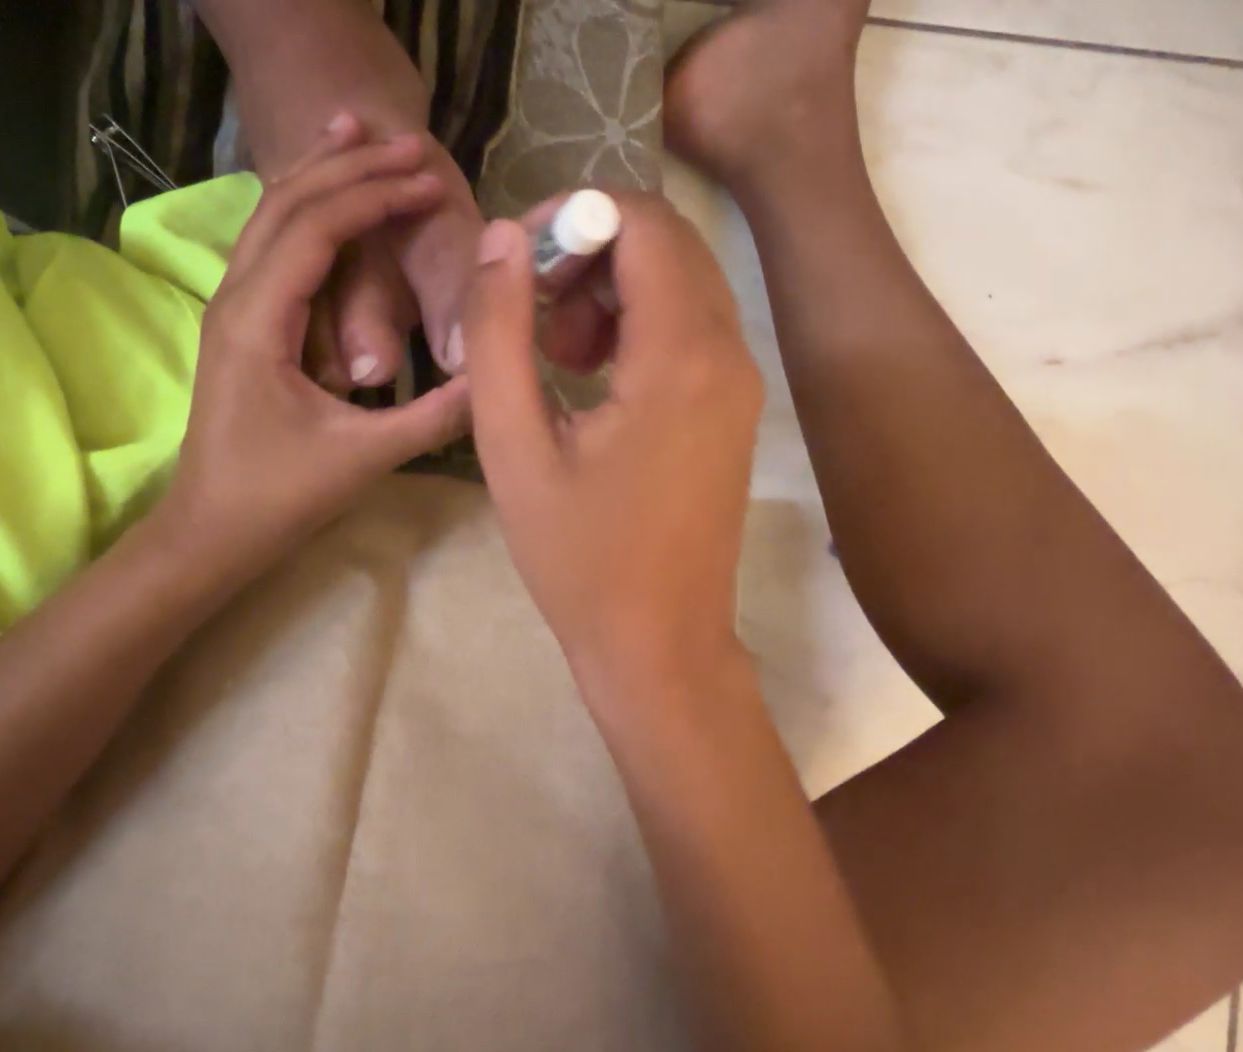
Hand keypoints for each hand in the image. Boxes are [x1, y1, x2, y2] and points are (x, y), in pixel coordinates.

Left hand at [157, 125, 470, 582]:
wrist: (210, 531)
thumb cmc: (278, 497)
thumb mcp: (364, 457)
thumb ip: (433, 416)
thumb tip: (494, 377)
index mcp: (260, 319)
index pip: (317, 227)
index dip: (375, 195)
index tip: (432, 180)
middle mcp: (237, 297)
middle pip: (287, 203)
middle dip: (346, 165)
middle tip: (407, 138)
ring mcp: (234, 308)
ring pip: (271, 218)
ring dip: (318, 175)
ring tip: (360, 134)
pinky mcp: (244, 325)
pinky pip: (273, 248)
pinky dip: (305, 212)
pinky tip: (330, 200)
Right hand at [454, 193, 763, 687]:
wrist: (660, 643)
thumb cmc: (578, 558)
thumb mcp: (513, 446)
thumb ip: (500, 331)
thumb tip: (502, 238)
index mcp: (680, 355)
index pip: (641, 221)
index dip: (571, 218)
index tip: (515, 264)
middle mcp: (729, 353)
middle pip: (667, 243)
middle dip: (589, 253)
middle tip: (531, 314)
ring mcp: (742, 383)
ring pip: (682, 282)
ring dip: (613, 290)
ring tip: (557, 354)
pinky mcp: (736, 410)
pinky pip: (692, 329)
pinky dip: (640, 326)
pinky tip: (594, 380)